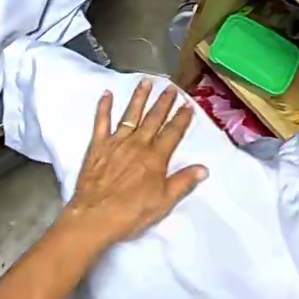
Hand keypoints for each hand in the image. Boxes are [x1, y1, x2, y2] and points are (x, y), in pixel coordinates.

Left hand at [60, 79, 207, 248]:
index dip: (182, 118)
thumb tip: (204, 168)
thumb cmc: (132, 212)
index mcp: (156, 156)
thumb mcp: (164, 201)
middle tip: (172, 88)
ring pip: (131, 114)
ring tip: (147, 81)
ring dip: (140, 97)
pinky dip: (104, 107)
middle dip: (164, 102)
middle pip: (154, 118)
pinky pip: (101, 122)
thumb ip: (184, 182)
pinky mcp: (98, 146)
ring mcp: (116, 142)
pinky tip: (106, 94)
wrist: (94, 217)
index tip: (188, 105)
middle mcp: (138, 143)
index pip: (173, 132)